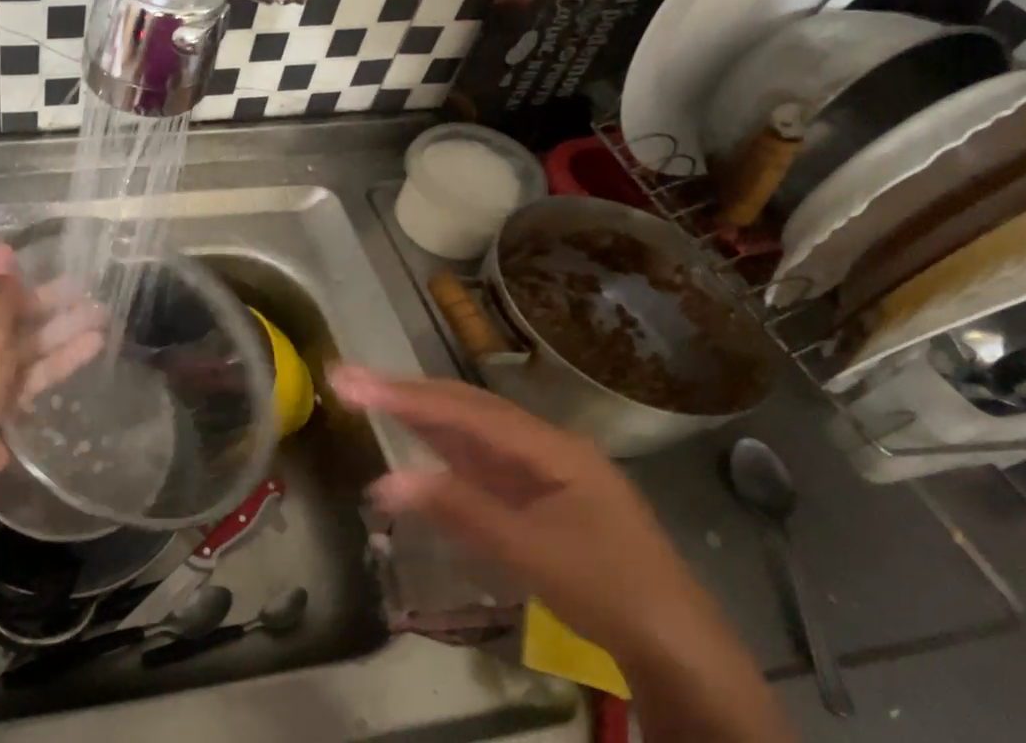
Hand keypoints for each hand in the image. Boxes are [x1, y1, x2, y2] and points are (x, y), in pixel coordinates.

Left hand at [0, 244, 105, 518]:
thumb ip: (0, 296)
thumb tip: (4, 253)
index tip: (20, 246)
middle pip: (3, 313)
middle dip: (42, 299)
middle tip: (83, 283)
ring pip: (23, 344)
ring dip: (59, 329)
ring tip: (102, 312)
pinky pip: (30, 373)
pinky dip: (58, 360)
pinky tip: (93, 346)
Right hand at [333, 368, 716, 663]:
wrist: (674, 645)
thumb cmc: (607, 590)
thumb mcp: (530, 551)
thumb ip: (458, 510)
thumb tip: (385, 482)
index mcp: (552, 449)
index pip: (466, 412)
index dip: (405, 396)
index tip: (353, 382)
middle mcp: (547, 448)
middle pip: (468, 409)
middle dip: (407, 393)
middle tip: (350, 382)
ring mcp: (544, 472)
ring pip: (472, 432)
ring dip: (421, 416)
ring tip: (369, 397)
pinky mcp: (539, 498)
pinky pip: (481, 463)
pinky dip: (441, 450)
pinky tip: (415, 444)